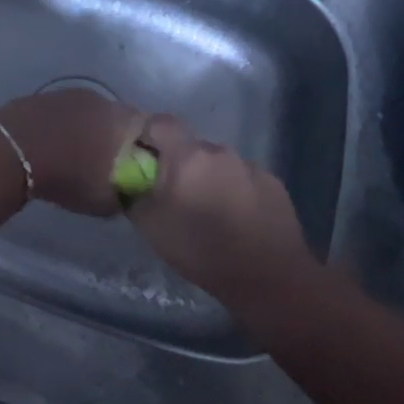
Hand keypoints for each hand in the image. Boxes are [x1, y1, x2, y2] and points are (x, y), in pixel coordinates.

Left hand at [0, 88, 146, 216]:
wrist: (16, 150)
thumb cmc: (70, 176)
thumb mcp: (106, 201)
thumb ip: (126, 194)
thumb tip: (129, 191)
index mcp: (127, 122)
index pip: (152, 133)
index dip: (146, 151)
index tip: (139, 167)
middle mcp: (105, 101)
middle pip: (119, 120)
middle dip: (115, 139)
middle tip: (106, 162)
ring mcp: (73, 95)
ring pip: (91, 114)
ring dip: (88, 130)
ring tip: (77, 154)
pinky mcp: (46, 96)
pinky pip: (65, 113)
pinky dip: (64, 126)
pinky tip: (55, 143)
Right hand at [126, 116, 317, 326]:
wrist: (269, 279)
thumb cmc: (201, 251)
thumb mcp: (151, 227)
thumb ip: (134, 194)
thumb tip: (129, 179)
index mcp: (186, 156)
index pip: (160, 124)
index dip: (149, 138)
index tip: (144, 162)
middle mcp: (218, 151)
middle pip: (191, 148)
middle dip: (181, 166)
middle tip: (177, 197)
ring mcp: (249, 165)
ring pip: (218, 164)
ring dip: (210, 179)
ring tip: (210, 212)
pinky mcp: (273, 183)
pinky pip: (244, 178)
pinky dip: (235, 191)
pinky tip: (237, 220)